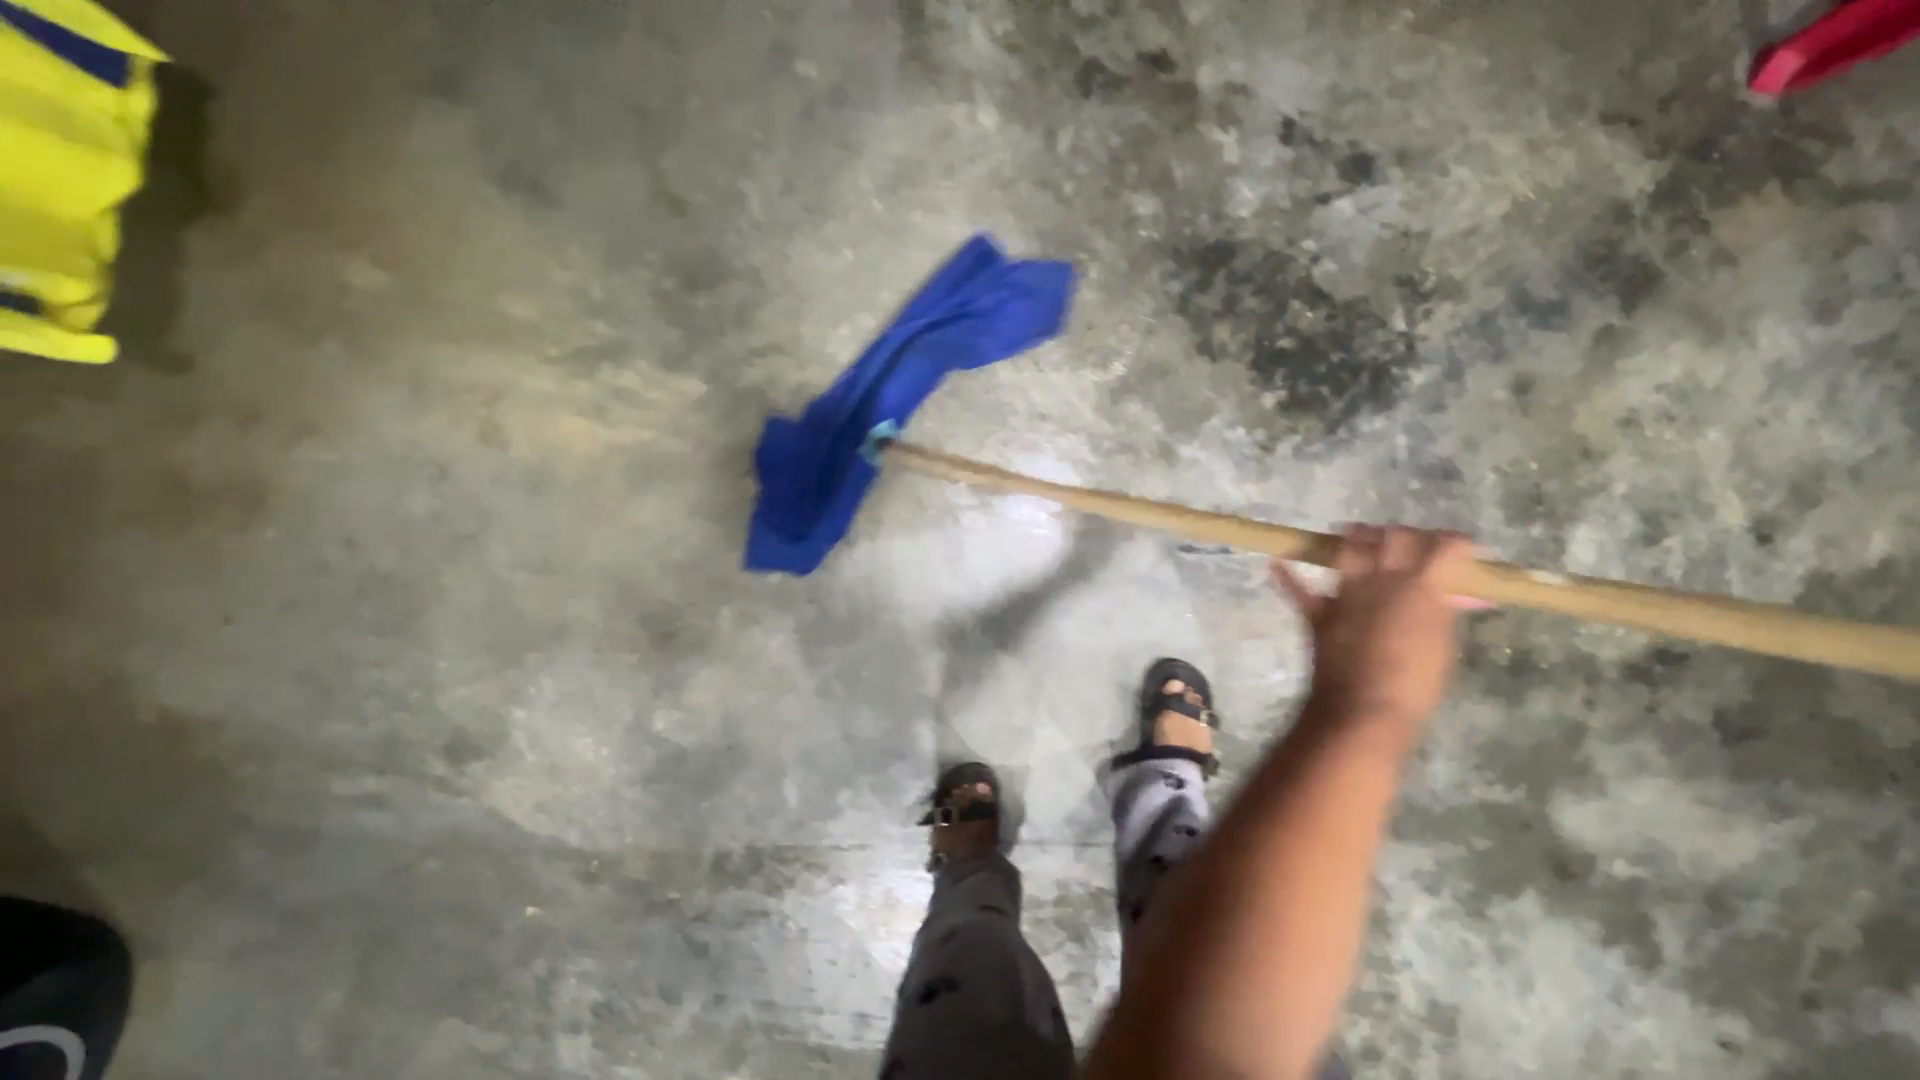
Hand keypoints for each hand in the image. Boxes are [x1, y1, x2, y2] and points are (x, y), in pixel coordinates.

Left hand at [1271, 525, 1478, 738]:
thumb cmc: (1416, 683)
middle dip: (1405, 534)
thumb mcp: (1444, 645)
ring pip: (1347, 548)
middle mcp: (1381, 579)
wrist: (1364, 707)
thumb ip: (1442, 611)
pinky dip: (1287, 576)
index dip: (1456, 542)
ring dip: (1355, 538)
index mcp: (1421, 586)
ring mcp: (1344, 593)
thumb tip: (1445, 596)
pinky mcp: (1317, 613)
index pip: (1445, 546)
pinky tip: (1278, 563)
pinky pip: (1296, 589)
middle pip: (1393, 535)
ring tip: (1360, 536)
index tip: (1460, 546)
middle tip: (1410, 542)